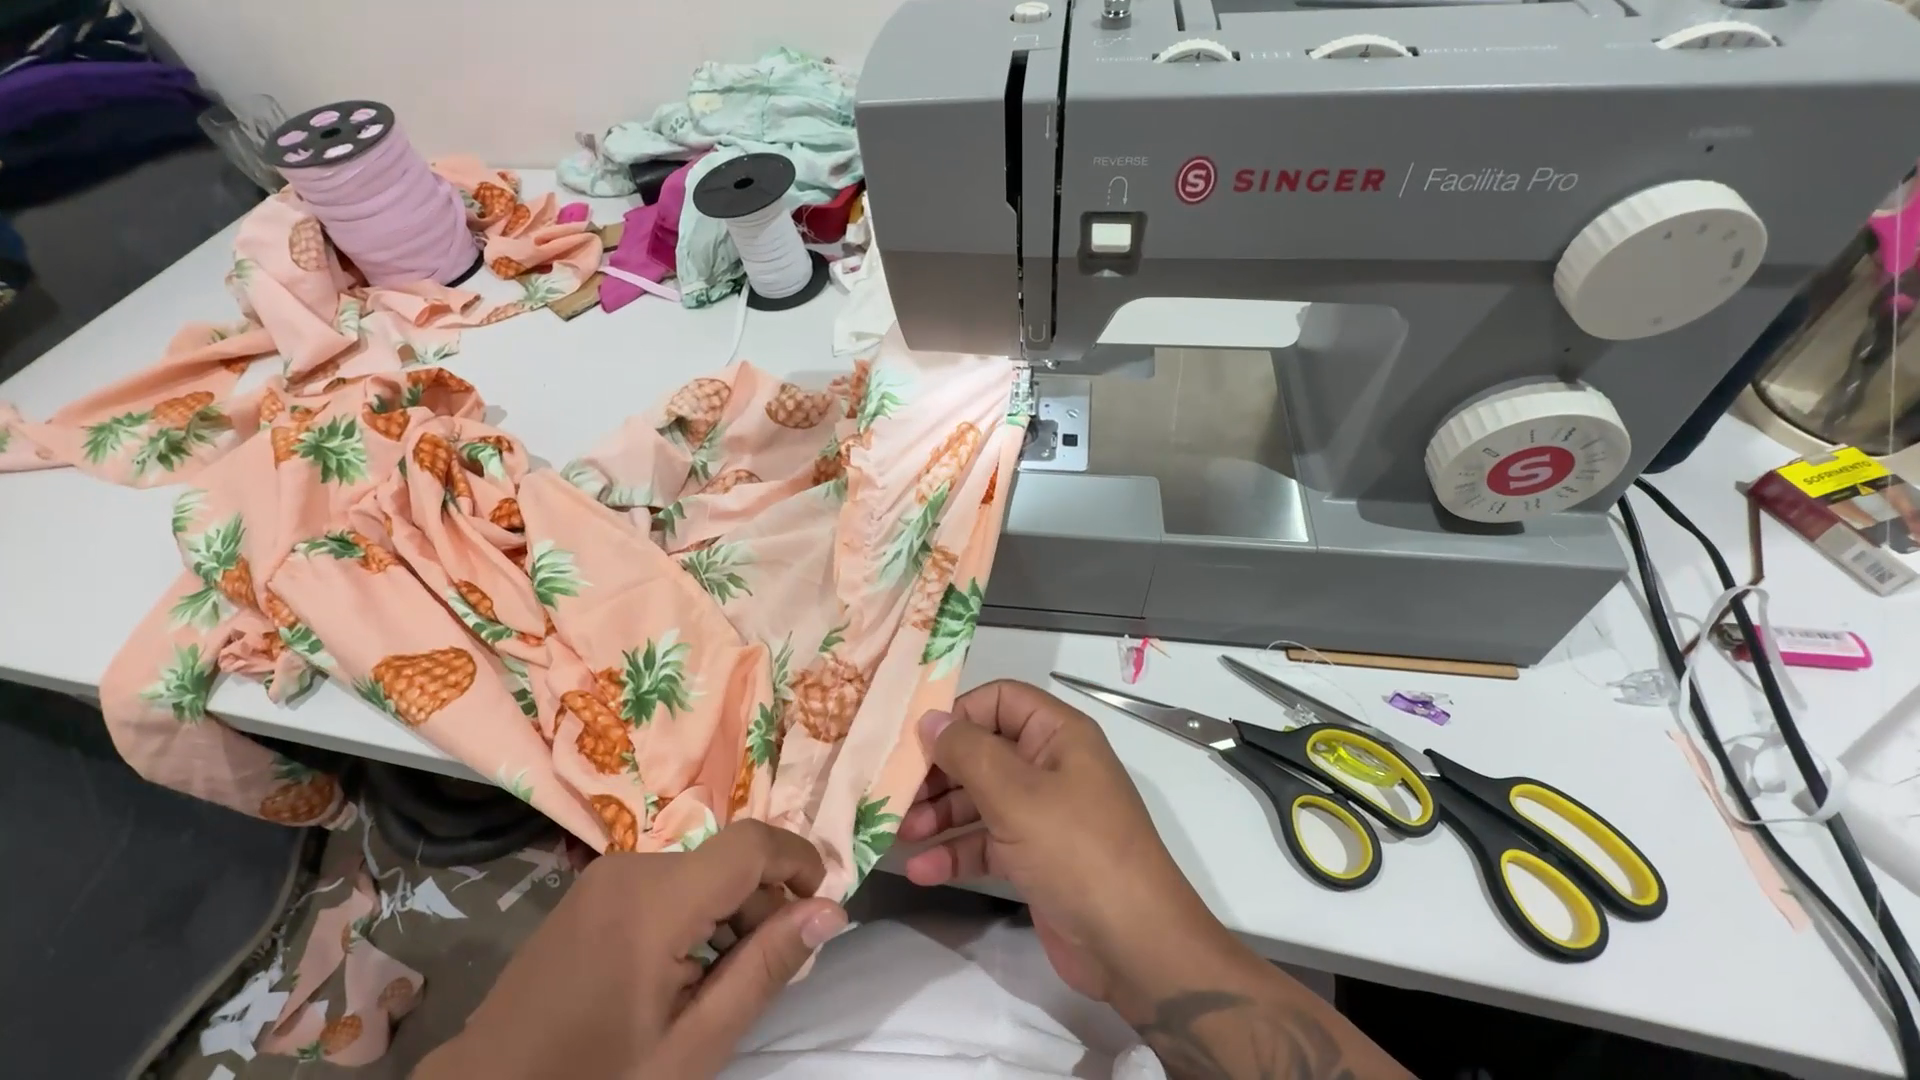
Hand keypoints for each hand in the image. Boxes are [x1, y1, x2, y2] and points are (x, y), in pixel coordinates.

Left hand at [414, 820, 845, 1079]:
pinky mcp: (592, 889)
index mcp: (656, 901)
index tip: (823, 904)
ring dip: (730, 913)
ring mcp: (604, 876)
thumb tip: (831, 910)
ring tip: (721, 982)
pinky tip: (683, 970)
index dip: (800, 860)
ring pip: (700, 872)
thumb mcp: (694, 1044)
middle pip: (728, 861)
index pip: (752, 844)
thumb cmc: (597, 1079)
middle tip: (767, 972)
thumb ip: (766, 969)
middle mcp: (630, 867)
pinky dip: (695, 913)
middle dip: (764, 904)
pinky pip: (667, 883)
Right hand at [899, 680, 1241, 1014]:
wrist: (1132, 944)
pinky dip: (957, 852)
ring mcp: (1043, 814)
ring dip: (940, 814)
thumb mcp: (1016, 794)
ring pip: (980, 799)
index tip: (914, 740)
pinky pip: (987, 842)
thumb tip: (930, 719)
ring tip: (901, 834)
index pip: (1000, 700)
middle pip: (983, 752)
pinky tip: (923, 870)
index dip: (959, 713)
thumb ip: (967, 752)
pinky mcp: (1035, 858)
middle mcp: (1051, 767)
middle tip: (896, 794)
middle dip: (939, 773)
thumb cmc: (1076, 851)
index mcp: (1058, 735)